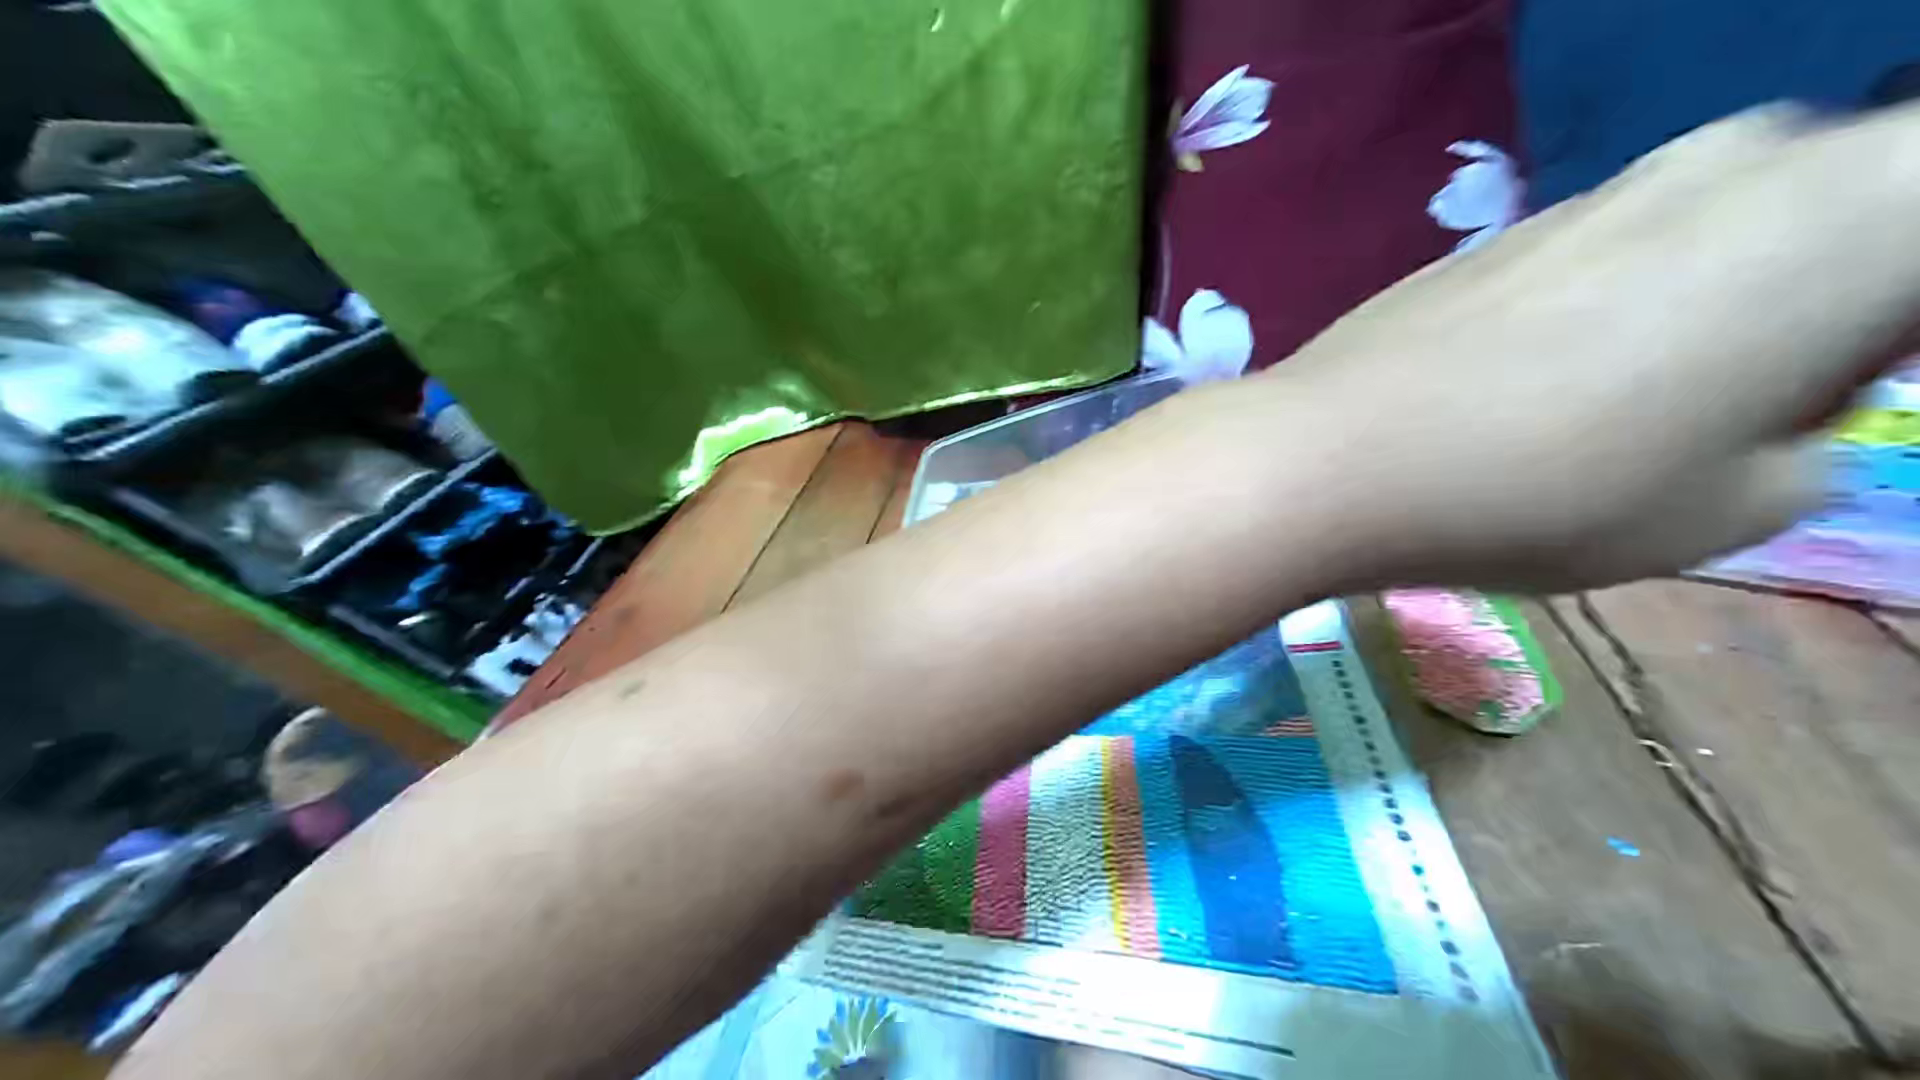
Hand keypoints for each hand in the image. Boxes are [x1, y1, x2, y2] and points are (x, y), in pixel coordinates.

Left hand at [1268, 103, 1919, 590]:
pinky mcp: (1492, 236)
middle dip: (1829, 298)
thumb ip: (1811, 443)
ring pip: (1710, 231)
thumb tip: (1779, 411)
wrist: (1333, 456)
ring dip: (1708, 300)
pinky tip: (1525, 384)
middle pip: (1847, 211)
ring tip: (1618, 402)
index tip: (1833, 389)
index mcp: (1868, 204)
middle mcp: (1735, 160)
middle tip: (1747, 405)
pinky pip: (1597, 257)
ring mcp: (1592, 192)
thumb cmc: (1548, 490)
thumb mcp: (1739, 505)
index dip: (1889, 326)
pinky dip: (1602, 305)